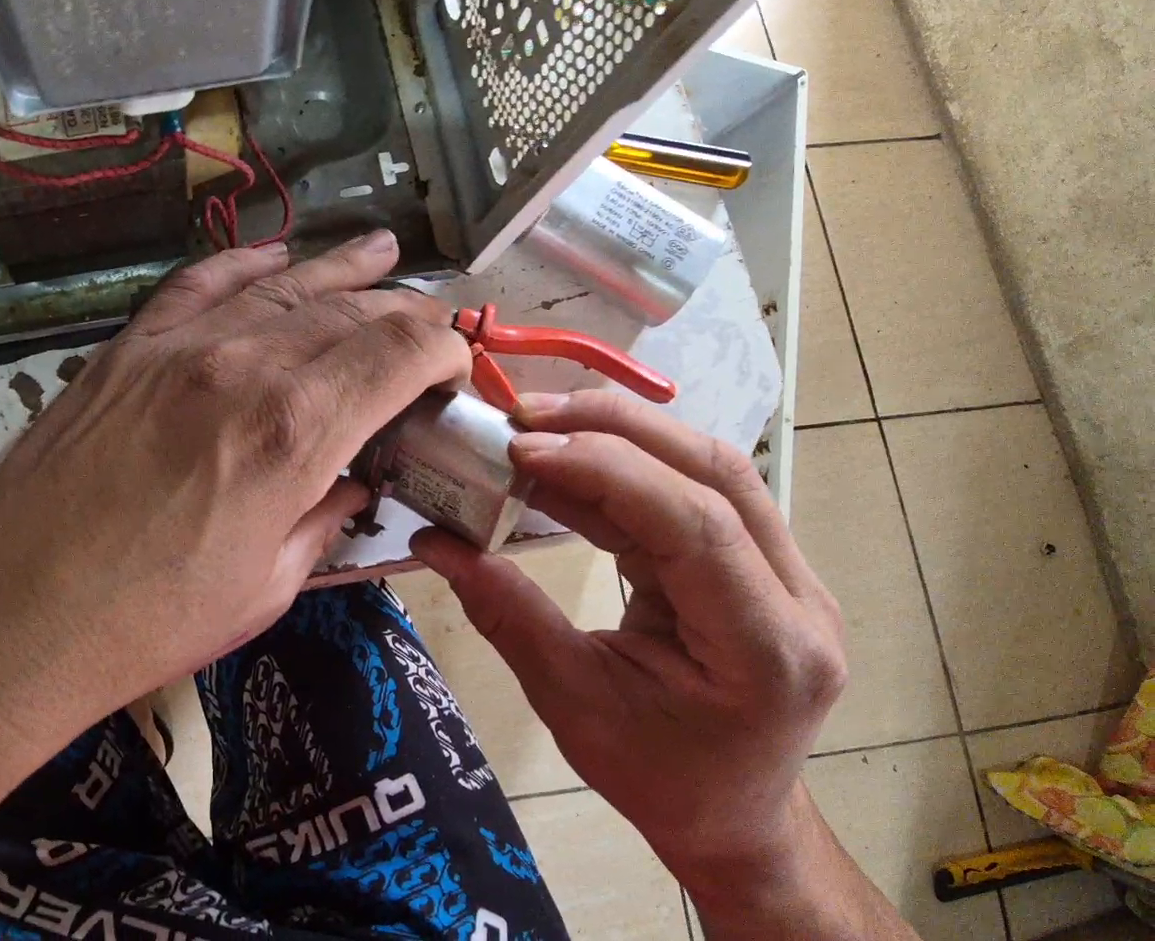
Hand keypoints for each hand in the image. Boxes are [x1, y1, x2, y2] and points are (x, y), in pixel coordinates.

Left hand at [0, 231, 471, 729]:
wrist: (8, 616)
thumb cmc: (146, 622)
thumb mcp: (266, 586)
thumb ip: (322, 517)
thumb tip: (354, 480)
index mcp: (293, 430)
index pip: (396, 352)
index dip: (441, 350)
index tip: (454, 367)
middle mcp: (242, 364)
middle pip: (346, 311)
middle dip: (400, 312)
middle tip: (426, 324)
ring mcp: (176, 345)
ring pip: (279, 286)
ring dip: (337, 270)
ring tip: (379, 252)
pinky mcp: (124, 348)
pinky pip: (197, 284)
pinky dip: (244, 264)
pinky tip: (275, 255)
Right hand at [410, 391, 846, 887]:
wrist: (730, 815)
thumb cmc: (655, 777)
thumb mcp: (570, 703)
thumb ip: (507, 615)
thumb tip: (434, 540)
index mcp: (766, 646)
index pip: (696, 524)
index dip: (607, 471)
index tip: (520, 449)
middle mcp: (794, 595)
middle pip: (716, 472)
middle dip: (614, 427)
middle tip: (522, 413)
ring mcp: (783, 573)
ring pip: (708, 469)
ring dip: (617, 435)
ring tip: (533, 424)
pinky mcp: (752, 561)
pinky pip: (688, 492)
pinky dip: (618, 469)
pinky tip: (560, 460)